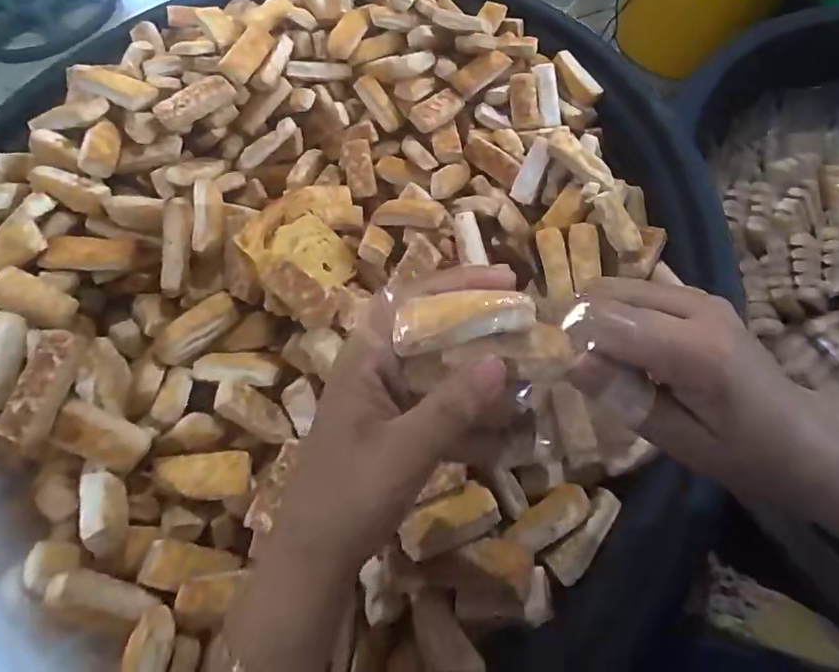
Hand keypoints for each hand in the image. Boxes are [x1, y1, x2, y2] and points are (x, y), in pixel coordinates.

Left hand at [226, 268, 512, 669]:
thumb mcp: (404, 450)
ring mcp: (386, 399)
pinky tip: (510, 429)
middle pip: (430, 328)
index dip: (457, 282)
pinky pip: (439, 407)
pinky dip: (471, 413)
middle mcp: (376, 367)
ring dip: (478, 367)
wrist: (313, 561)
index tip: (503, 277)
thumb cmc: (349, 495)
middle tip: (523, 313)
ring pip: (439, 368)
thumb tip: (500, 361)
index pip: (411, 298)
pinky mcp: (397, 429)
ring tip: (525, 364)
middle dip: (476, 320)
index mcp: (366, 356)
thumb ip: (451, 407)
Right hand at [566, 278, 838, 503]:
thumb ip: (626, 398)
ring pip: (621, 285)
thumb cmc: (748, 455)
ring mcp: (700, 296)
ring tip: (595, 354)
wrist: (807, 440)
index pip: (610, 322)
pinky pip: (640, 289)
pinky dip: (618, 308)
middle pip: (611, 293)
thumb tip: (571, 363)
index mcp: (697, 350)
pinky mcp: (699, 295)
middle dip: (581, 320)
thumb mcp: (683, 444)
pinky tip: (622, 341)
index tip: (558, 364)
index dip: (575, 337)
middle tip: (572, 361)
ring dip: (598, 312)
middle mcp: (697, 308)